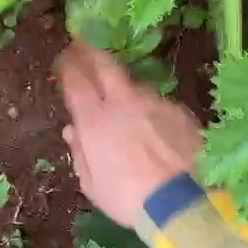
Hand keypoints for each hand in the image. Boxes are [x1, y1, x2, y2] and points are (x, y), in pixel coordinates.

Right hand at [57, 40, 202, 224]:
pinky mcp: (181, 112)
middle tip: (82, 45)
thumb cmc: (129, 200)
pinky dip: (150, 109)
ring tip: (122, 98)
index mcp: (95, 120)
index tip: (62, 60)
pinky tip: (154, 125)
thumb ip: (80, 154)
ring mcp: (156, 103)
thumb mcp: (93, 186)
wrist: (185, 203)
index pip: (76, 81)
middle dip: (91, 52)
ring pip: (134, 85)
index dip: (67, 67)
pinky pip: (159, 104)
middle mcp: (124, 102)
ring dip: (124, 87)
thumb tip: (72, 130)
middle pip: (105, 65)